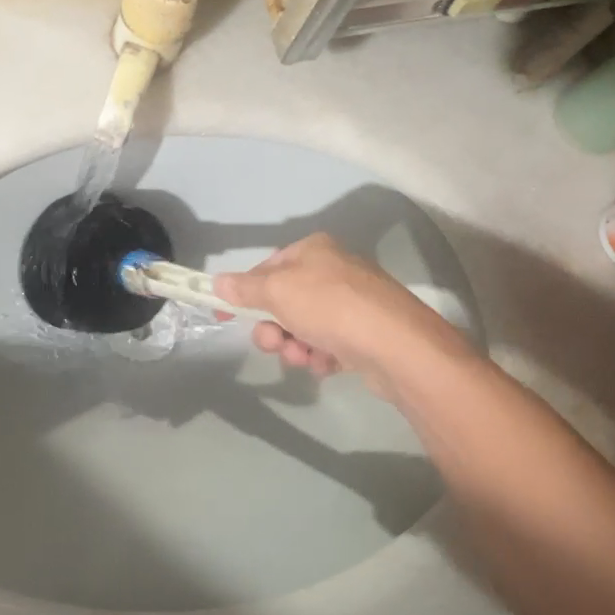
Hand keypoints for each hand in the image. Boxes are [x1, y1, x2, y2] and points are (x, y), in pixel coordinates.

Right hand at [214, 234, 470, 393]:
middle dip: (272, 327)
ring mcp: (351, 304)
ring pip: (302, 327)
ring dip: (295, 346)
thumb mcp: (278, 292)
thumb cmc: (331, 308)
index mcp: (313, 250)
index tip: (223, 315)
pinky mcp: (363, 334)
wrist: (396, 346)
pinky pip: (327, 345)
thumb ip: (245, 288)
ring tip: (305, 357)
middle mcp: (333, 271)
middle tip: (275, 343)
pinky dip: (320, 356)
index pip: (265, 268)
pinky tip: (327, 364)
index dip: (242, 293)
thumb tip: (218, 282)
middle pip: (282, 301)